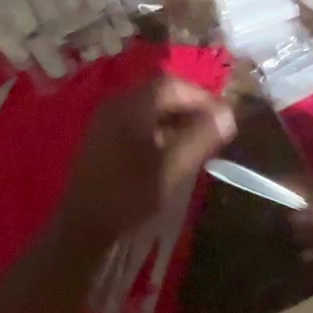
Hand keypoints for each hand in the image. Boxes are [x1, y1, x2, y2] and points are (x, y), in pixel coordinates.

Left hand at [58, 77, 235, 240]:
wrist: (83, 228)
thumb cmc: (129, 196)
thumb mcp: (172, 168)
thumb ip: (201, 137)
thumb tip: (229, 113)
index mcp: (131, 105)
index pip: (174, 84)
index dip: (203, 97)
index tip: (225, 118)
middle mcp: (115, 104)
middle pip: (160, 93)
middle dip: (191, 108)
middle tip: (214, 130)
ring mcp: (105, 121)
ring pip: (149, 109)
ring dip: (176, 120)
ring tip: (197, 142)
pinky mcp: (102, 138)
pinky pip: (136, 123)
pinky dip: (159, 130)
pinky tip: (170, 152)